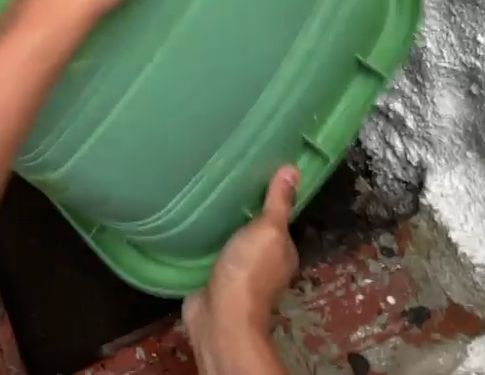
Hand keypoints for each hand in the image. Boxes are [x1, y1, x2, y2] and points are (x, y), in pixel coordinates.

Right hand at [182, 165, 300, 370]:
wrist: (220, 315)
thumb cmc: (249, 270)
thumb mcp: (268, 230)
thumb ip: (277, 202)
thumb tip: (293, 168)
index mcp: (282, 251)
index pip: (277, 217)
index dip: (266, 194)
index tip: (249, 168)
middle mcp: (263, 260)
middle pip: (252, 226)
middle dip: (239, 207)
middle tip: (219, 174)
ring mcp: (237, 270)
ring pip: (230, 237)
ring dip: (220, 221)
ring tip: (202, 190)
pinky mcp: (213, 275)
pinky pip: (210, 248)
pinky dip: (204, 236)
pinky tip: (190, 219)